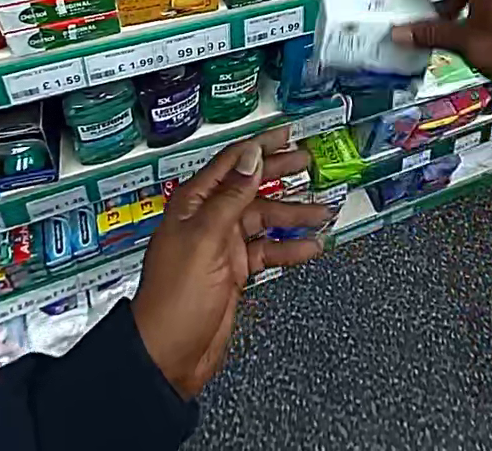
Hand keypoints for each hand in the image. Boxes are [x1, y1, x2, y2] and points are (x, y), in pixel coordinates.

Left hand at [131, 130, 326, 399]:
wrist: (167, 358)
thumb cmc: (175, 296)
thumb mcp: (205, 239)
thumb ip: (231, 196)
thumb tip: (252, 156)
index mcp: (195, 202)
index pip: (233, 161)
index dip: (260, 144)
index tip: (286, 134)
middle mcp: (210, 217)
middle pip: (253, 185)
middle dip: (281, 171)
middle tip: (308, 162)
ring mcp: (224, 243)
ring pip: (266, 218)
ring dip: (295, 215)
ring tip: (323, 212)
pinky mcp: (236, 269)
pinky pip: (269, 249)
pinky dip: (290, 247)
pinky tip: (311, 246)